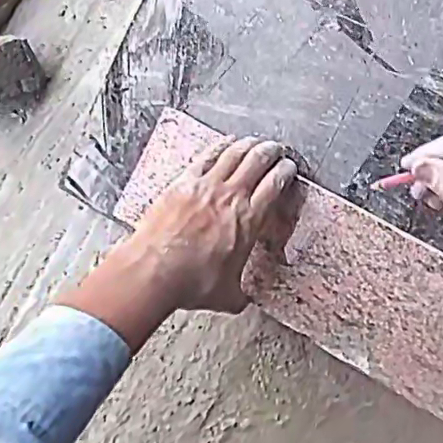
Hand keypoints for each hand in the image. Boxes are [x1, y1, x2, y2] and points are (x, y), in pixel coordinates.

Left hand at [63, 137, 297, 347]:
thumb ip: (240, 293)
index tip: (289, 168)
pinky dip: (220, 146)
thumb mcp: (227, 295)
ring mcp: (206, 186)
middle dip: (272, 152)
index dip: (286, 172)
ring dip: (249, 144)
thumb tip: (243, 300)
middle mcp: (231, 196)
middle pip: (258, 160)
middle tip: (277, 150)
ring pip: (234, 153)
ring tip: (256, 142)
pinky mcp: (183, 183)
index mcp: (249, 220)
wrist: (153, 271)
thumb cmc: (190, 283)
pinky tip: (225, 143)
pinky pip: (207, 156)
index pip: (275, 185)